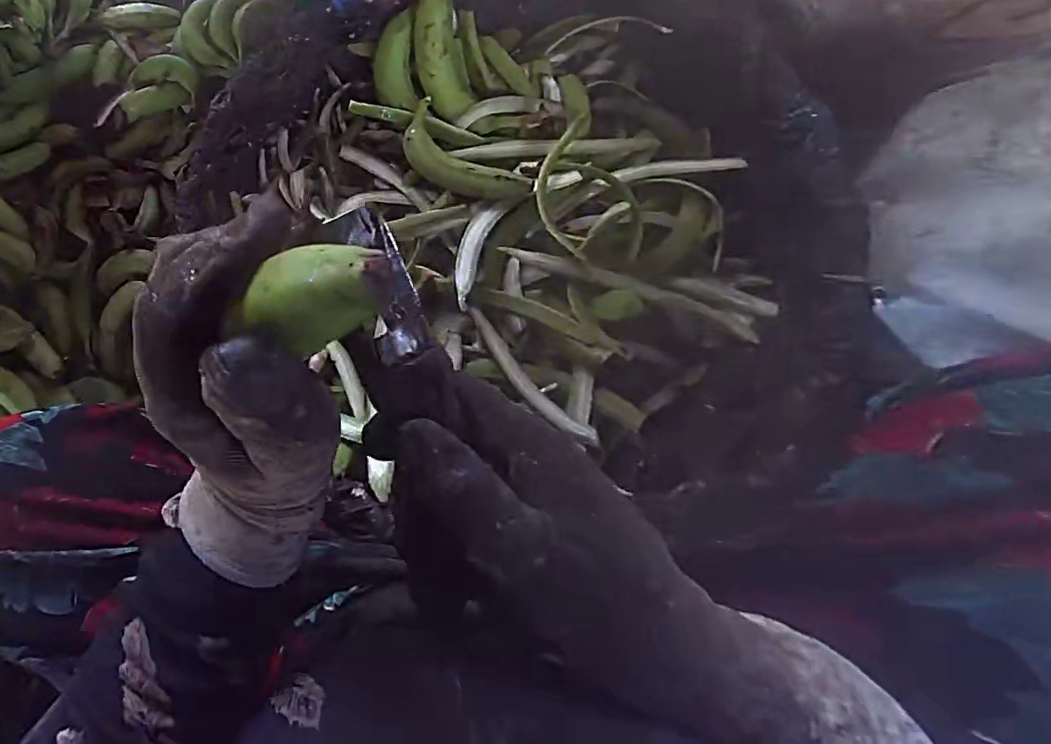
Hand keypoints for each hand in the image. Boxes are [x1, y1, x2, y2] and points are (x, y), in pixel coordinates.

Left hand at [133, 194, 337, 586]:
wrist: (262, 484)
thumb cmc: (278, 474)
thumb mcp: (287, 456)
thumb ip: (262, 413)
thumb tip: (229, 348)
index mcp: (169, 389)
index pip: (167, 309)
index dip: (211, 261)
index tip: (269, 225)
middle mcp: (160, 353)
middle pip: (168, 275)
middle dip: (222, 240)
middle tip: (282, 219)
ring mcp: (176, 334)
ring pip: (182, 264)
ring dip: (227, 238)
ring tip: (279, 228)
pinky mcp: (198, 321)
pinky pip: (205, 270)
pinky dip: (237, 248)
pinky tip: (272, 245)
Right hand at [388, 367, 754, 736]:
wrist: (673, 661)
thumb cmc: (600, 601)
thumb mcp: (523, 548)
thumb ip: (464, 485)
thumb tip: (409, 428)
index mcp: (525, 440)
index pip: (455, 389)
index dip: (410, 404)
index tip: (377, 447)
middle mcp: (522, 452)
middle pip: (444, 440)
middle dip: (418, 489)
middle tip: (411, 542)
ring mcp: (526, 485)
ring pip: (451, 482)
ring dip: (432, 528)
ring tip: (434, 586)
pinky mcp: (527, 517)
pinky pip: (471, 513)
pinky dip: (453, 547)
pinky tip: (453, 592)